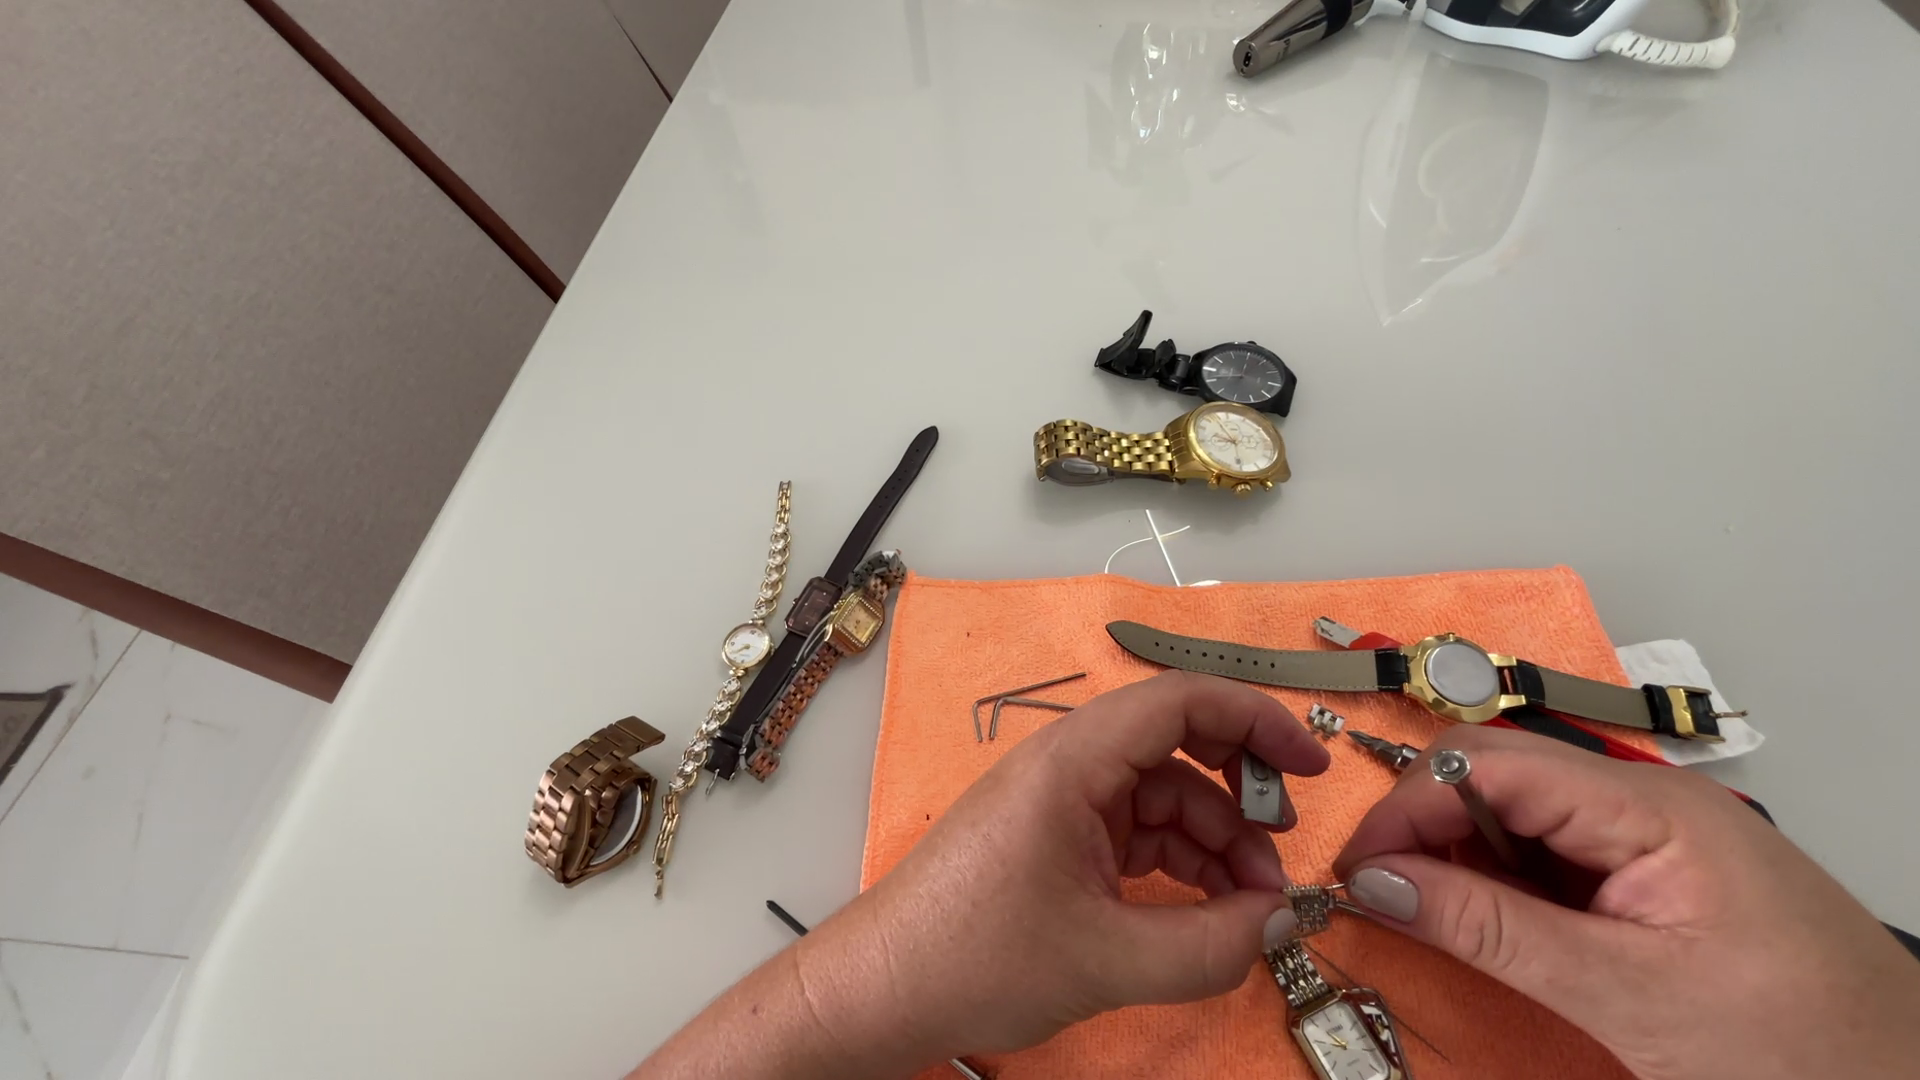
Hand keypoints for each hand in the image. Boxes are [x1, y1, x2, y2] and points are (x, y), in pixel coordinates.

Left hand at [800, 672, 1329, 1064]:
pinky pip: (1137, 830)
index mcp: (1072, 758)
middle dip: (1239, 788)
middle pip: (1174, 743)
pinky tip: (1211, 907)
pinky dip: (1180, 861)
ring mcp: (1062, 798)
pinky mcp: (1059, 834)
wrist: (886, 985)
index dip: (1252, 718)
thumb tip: (1283, 921)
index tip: (1310, 763)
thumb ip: (1212, 945)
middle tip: (1285, 846)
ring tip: (1254, 904)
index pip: (1176, 700)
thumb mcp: (1107, 959)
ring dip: (1215, 839)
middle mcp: (1068, 762)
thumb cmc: (980, 956)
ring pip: (1161, 794)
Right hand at [1332, 725, 1919, 1079]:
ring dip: (1454, 850)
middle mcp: (1638, 796)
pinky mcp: (1640, 863)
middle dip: (1424, 822)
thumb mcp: (1626, 999)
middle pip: (1491, 770)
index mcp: (1648, 806)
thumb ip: (1485, 929)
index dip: (1408, 806)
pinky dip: (1492, 873)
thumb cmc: (1799, 1061)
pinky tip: (1486, 912)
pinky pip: (1537, 844)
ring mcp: (1642, 828)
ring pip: (1506, 805)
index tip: (1358, 869)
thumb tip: (1367, 883)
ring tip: (1432, 906)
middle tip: (1385, 888)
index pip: (1487, 764)